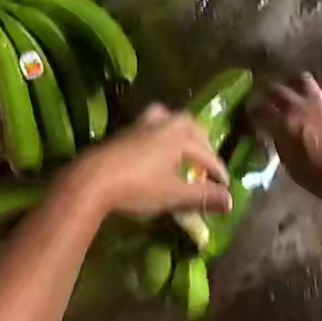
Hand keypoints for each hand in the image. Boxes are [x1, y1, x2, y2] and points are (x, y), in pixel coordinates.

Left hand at [58, 106, 231, 217]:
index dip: (218, 171)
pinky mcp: (125, 131)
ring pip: (169, 118)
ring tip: (182, 145)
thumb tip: (230, 201)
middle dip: (202, 143)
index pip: (207, 154)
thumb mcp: (174, 195)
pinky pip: (152, 124)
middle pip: (190, 126)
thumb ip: (202, 196)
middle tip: (206, 162)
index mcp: (179, 137)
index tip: (224, 186)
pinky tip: (156, 149)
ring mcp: (142, 124)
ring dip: (180, 131)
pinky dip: (162, 133)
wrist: (91, 180)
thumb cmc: (138, 187)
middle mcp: (164, 124)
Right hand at [250, 76, 321, 204]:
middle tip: (268, 100)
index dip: (252, 110)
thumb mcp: (291, 167)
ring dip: (295, 83)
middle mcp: (300, 106)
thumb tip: (274, 134)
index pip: (260, 109)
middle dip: (269, 93)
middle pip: (277, 89)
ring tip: (295, 90)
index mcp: (284, 124)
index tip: (251, 113)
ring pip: (303, 78)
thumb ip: (280, 145)